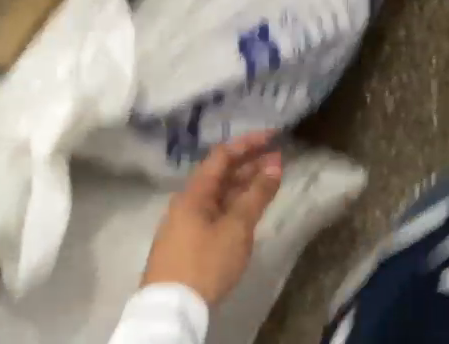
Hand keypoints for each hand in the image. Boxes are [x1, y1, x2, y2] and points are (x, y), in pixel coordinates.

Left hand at [141, 131, 283, 305]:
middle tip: (278, 160)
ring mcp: (186, 225)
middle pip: (220, 175)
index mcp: (193, 194)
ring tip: (271, 182)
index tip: (274, 137)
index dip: (248, 143)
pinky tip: (251, 208)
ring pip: (219, 195)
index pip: (222, 156)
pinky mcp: (189, 244)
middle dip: (250, 164)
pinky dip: (236, 203)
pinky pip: (216, 212)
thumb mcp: (237, 226)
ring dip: (245, 185)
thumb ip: (257, 194)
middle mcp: (186, 204)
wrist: (170, 311)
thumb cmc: (205, 261)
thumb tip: (275, 165)